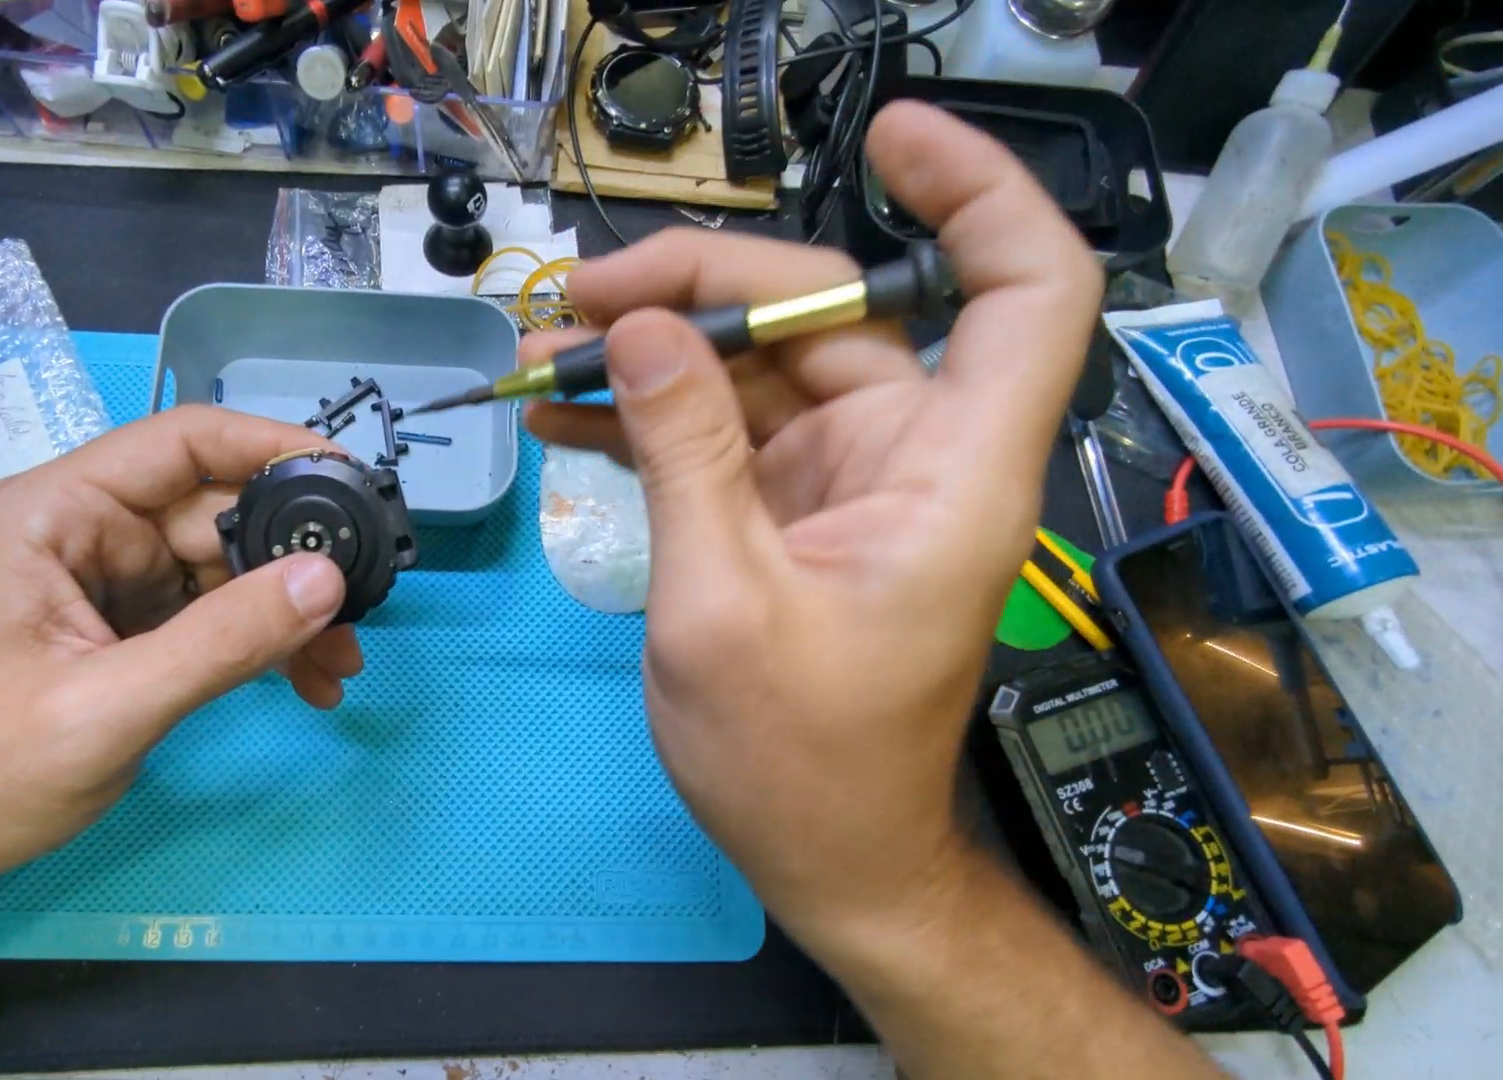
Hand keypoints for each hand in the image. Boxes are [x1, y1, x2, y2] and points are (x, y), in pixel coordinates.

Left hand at [0, 407, 361, 908]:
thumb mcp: (110, 707)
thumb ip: (223, 641)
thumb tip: (327, 580)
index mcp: (59, 512)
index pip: (182, 443)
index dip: (270, 446)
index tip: (349, 476)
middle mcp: (94, 530)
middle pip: (222, 513)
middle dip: (297, 560)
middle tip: (361, 602)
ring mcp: (120, 577)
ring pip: (236, 568)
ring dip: (294, 612)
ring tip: (342, 661)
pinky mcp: (141, 622)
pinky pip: (225, 613)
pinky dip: (271, 642)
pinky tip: (309, 679)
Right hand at [525, 102, 1101, 944]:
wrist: (822, 854)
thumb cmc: (794, 759)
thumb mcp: (718, 603)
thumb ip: (683, 455)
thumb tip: (640, 332)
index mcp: (945, 473)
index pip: (1019, 290)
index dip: (972, 193)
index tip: (882, 137)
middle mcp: (906, 455)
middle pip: (823, 316)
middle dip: (700, 293)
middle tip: (579, 303)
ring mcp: (841, 479)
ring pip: (755, 372)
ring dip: (653, 358)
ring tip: (547, 356)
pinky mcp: (788, 509)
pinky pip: (722, 433)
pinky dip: (651, 418)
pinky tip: (568, 414)